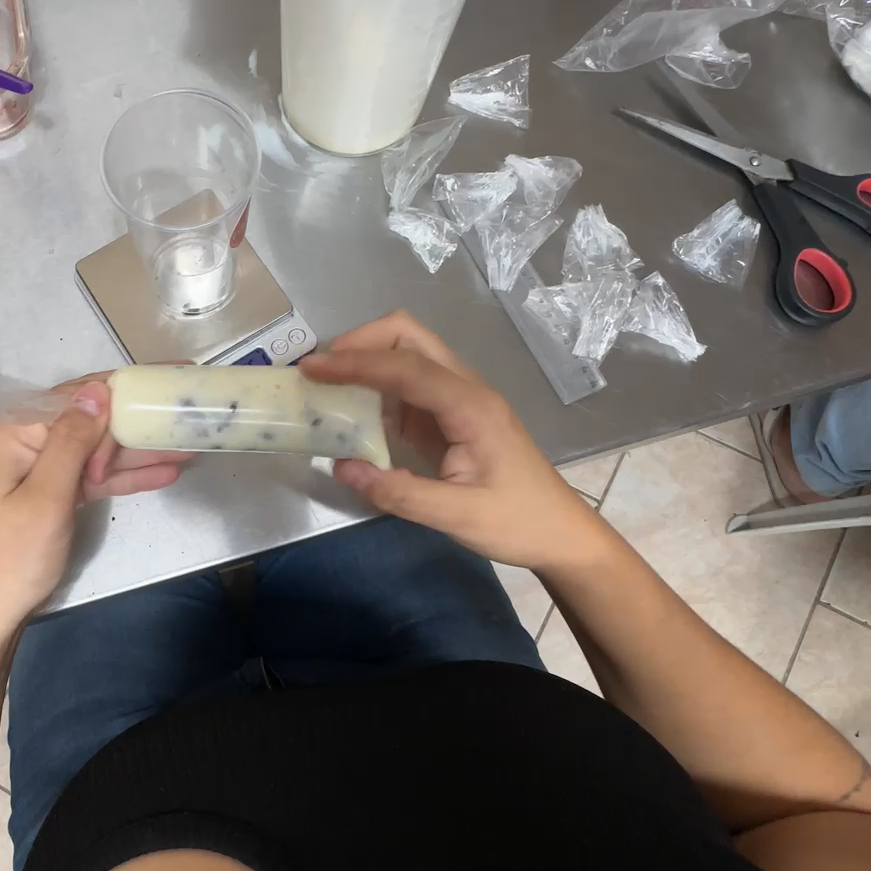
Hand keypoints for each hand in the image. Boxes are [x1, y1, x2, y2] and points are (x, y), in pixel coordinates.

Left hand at [0, 380, 187, 639]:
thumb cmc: (12, 555)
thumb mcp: (46, 496)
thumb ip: (72, 441)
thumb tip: (100, 389)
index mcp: (16, 430)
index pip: (78, 395)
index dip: (125, 387)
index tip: (169, 380)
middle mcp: (29, 439)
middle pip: (93, 418)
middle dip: (139, 420)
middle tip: (189, 416)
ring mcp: (44, 467)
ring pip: (100, 448)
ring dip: (142, 450)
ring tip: (190, 444)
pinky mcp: (57, 491)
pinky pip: (97, 475)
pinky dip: (128, 475)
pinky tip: (166, 472)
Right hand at [299, 311, 608, 571]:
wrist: (560, 533)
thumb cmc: (517, 523)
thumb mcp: (456, 516)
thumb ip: (398, 492)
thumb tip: (340, 466)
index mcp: (471, 407)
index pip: (407, 367)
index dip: (356, 363)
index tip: (311, 369)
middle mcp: (465, 390)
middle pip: (409, 337)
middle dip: (360, 343)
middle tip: (319, 371)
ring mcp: (458, 400)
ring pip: (407, 356)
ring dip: (365, 362)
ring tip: (324, 388)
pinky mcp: (449, 417)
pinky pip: (406, 388)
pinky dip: (374, 390)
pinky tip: (351, 413)